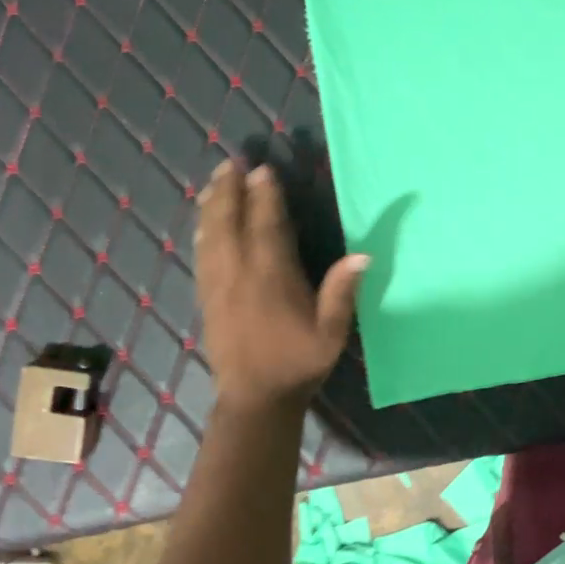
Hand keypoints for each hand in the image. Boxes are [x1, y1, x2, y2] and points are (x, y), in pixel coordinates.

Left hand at [194, 159, 370, 412]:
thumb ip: (342, 293)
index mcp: (271, 279)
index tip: (263, 170)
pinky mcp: (207, 300)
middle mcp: (238, 276)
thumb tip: (362, 256)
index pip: (266, 227)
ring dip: (211, 207)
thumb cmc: (299, 363)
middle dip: (229, 191)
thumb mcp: (331, 333)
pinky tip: (203, 224)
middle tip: (230, 163)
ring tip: (213, 182)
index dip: (265, 197)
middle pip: (229, 224)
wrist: (255, 400)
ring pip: (210, 237)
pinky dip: (203, 233)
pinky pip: (202, 256)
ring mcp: (218, 287)